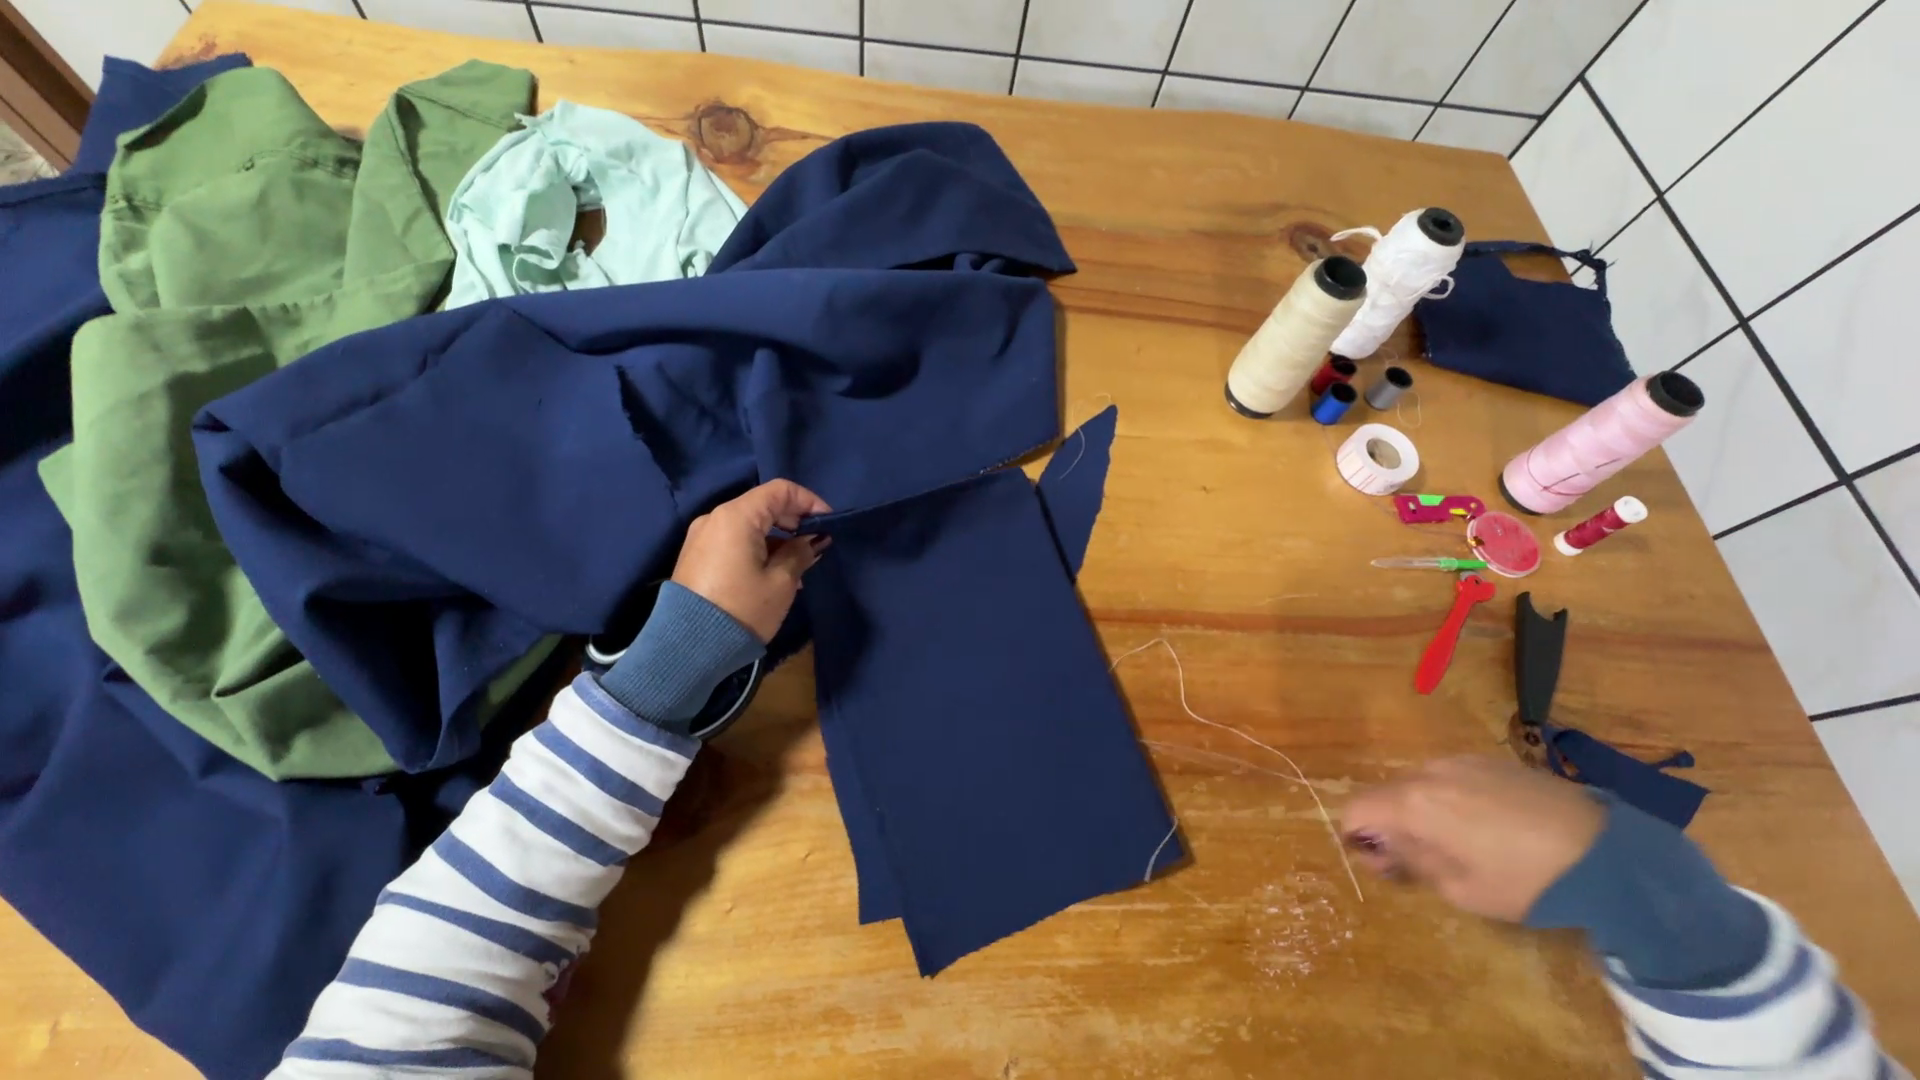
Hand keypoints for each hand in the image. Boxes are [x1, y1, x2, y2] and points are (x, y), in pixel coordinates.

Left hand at [671, 480, 831, 642]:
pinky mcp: (695, 556)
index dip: (809, 501)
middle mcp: (715, 518)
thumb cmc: (743, 609)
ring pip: (748, 525)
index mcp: (737, 516)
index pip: (780, 490)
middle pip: (763, 504)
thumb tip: (812, 540)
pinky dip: (757, 548)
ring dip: (777, 538)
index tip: (828, 523)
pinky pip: (733, 541)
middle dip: (794, 520)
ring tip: (798, 567)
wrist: (688, 647)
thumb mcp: (782, 582)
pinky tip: (772, 574)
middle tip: (816, 544)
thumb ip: (800, 553)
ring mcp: (701, 537)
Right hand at [1339, 755, 1605, 921]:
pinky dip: (1450, 798)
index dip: (1355, 837)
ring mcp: (1462, 762)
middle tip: (1417, 860)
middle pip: (1384, 794)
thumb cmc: (1527, 881)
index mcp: (1413, 804)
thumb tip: (1384, 848)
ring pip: (1418, 783)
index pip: (1355, 809)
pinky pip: (1451, 777)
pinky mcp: (1493, 760)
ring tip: (1458, 842)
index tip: (1379, 863)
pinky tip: (1487, 825)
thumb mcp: (1461, 889)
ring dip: (1421, 810)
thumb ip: (1412, 862)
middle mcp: (1428, 772)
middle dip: (1389, 824)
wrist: (1610, 854)